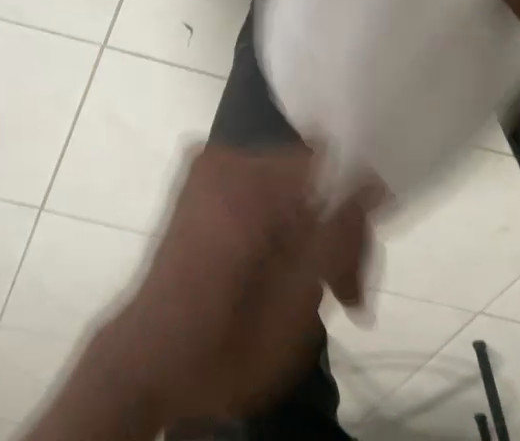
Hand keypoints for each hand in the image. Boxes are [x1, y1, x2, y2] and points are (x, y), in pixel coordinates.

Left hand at [85, 145, 381, 425]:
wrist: (147, 360)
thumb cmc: (222, 343)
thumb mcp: (296, 302)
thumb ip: (338, 234)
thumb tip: (373, 183)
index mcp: (245, 179)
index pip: (334, 162)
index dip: (358, 210)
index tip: (360, 264)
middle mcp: (225, 159)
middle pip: (313, 175)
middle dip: (337, 233)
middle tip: (349, 297)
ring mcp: (209, 171)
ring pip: (293, 188)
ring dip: (314, 236)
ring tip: (326, 295)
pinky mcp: (201, 188)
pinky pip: (265, 194)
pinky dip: (284, 230)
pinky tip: (291, 275)